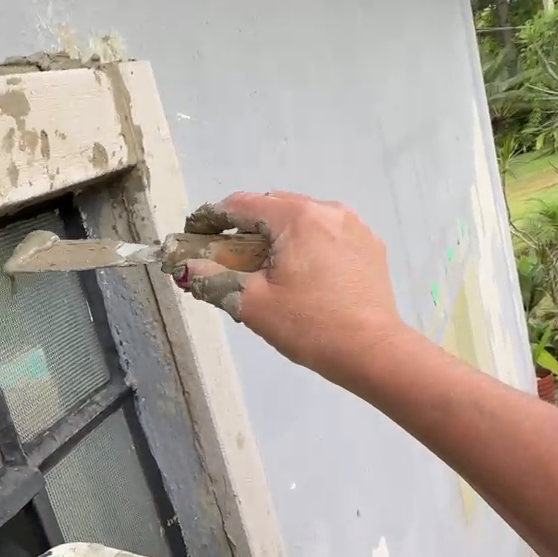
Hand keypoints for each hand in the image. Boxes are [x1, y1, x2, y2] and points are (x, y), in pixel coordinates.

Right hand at [177, 192, 410, 388]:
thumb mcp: (251, 303)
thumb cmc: (308, 325)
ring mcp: (354, 227)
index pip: (242, 204)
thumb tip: (185, 267)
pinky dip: (305, 247)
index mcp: (297, 218)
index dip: (212, 219)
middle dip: (245, 228)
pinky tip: (301, 277)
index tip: (195, 237)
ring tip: (265, 270)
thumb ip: (213, 278)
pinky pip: (327, 235)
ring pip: (302, 220)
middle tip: (227, 259)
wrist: (372, 351)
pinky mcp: (369, 247)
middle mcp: (328, 211)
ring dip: (277, 237)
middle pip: (273, 207)